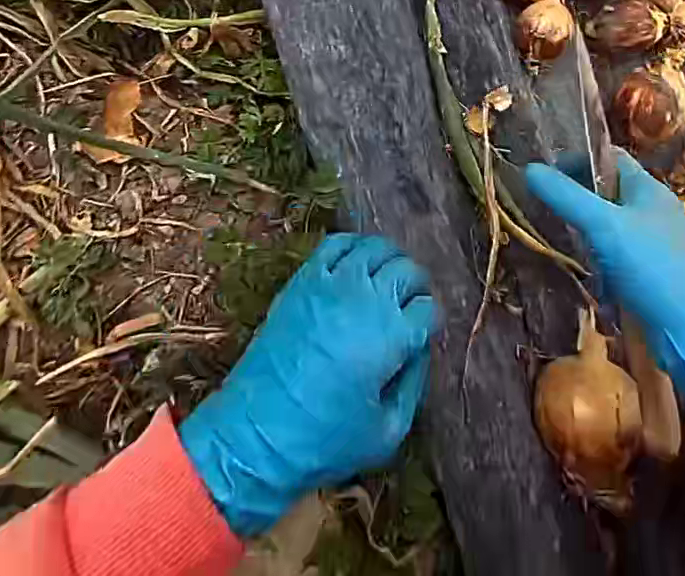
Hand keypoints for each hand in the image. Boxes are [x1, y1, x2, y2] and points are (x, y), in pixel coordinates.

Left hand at [179, 233, 435, 533]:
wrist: (255, 437)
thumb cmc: (325, 441)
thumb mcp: (389, 431)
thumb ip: (415, 383)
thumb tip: (421, 347)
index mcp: (393, 336)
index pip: (428, 307)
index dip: (429, 320)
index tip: (420, 332)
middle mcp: (369, 299)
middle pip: (409, 271)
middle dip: (416, 288)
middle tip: (407, 307)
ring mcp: (334, 283)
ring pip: (378, 248)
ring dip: (390, 262)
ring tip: (385, 281)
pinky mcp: (305, 279)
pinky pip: (337, 243)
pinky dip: (354, 247)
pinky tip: (355, 265)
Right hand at [525, 149, 684, 337]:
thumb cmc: (649, 267)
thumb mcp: (602, 226)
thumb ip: (566, 196)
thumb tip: (530, 169)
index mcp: (650, 188)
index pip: (611, 157)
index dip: (579, 158)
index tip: (548, 174)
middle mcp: (657, 208)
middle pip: (611, 188)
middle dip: (580, 191)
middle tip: (547, 201)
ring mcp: (659, 239)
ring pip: (615, 219)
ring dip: (588, 222)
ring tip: (558, 229)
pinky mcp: (656, 268)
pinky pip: (621, 246)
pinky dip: (600, 248)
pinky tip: (584, 261)